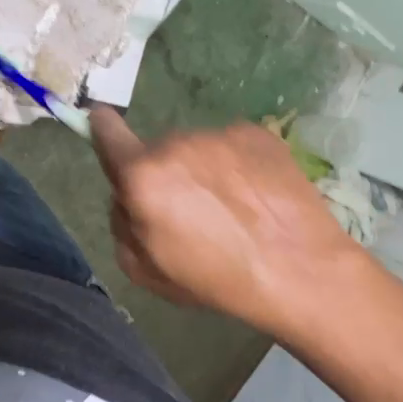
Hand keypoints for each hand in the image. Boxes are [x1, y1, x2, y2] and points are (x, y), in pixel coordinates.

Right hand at [90, 108, 376, 342]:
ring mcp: (220, 135)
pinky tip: (254, 198)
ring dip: (201, 171)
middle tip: (188, 213)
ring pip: (195, 150)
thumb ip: (121, 225)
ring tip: (230, 210)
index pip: (107, 133)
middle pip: (155, 153)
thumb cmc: (215, 278)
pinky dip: (235, 166)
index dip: (102, 129)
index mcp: (141, 177)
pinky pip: (231, 147)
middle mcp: (176, 144)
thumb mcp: (144, 269)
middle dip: (162, 175)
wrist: (300, 268)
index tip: (102, 124)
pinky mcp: (258, 134)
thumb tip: (127, 199)